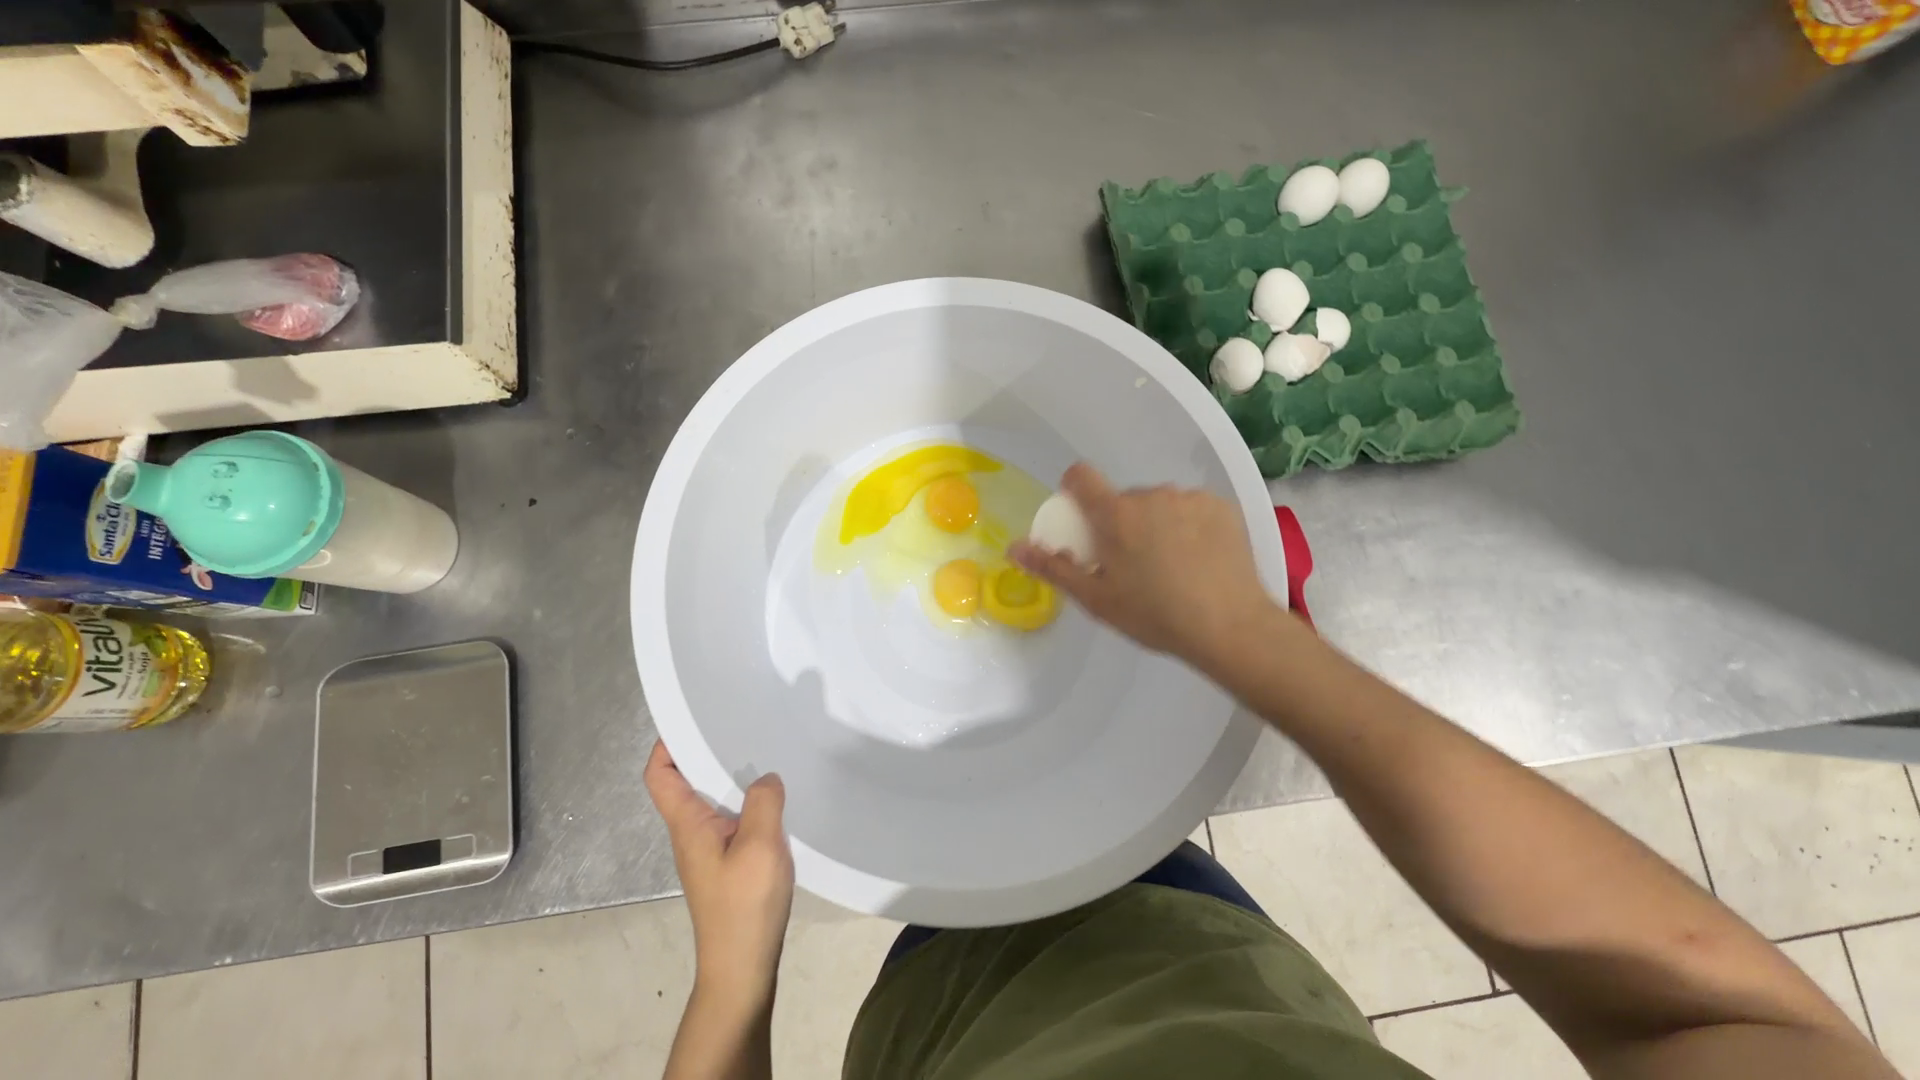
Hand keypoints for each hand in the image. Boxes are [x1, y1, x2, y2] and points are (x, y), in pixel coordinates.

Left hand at [645, 741, 793, 1000]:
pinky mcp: (728, 864)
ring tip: (763, 751)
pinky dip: (747, 801)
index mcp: (687, 823)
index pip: (659, 775)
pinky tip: (775, 798)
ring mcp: (709, 850)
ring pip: (713, 800)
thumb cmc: (743, 905)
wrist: (742, 967)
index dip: (667, 744)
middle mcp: (691, 832)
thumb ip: (763, 802)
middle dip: (708, 751)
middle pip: (687, 781)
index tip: (695, 717)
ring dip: (732, 776)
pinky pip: (732, 819)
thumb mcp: (760, 845)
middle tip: (742, 723)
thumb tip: (766, 778)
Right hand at [1010, 463, 1279, 665]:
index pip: (1081, 476)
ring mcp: (1190, 498)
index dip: (1074, 490)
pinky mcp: (1221, 507)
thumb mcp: (1097, 599)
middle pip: (1123, 499)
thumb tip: (1014, 547)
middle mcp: (1151, 495)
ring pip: (1159, 504)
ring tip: (1170, 566)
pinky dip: (1189, 527)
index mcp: (1115, 515)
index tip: (1082, 520)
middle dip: (1121, 523)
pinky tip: (1198, 560)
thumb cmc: (1155, 616)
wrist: (1229, 626)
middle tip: (1132, 565)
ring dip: (1156, 524)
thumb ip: (1053, 568)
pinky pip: (1191, 508)